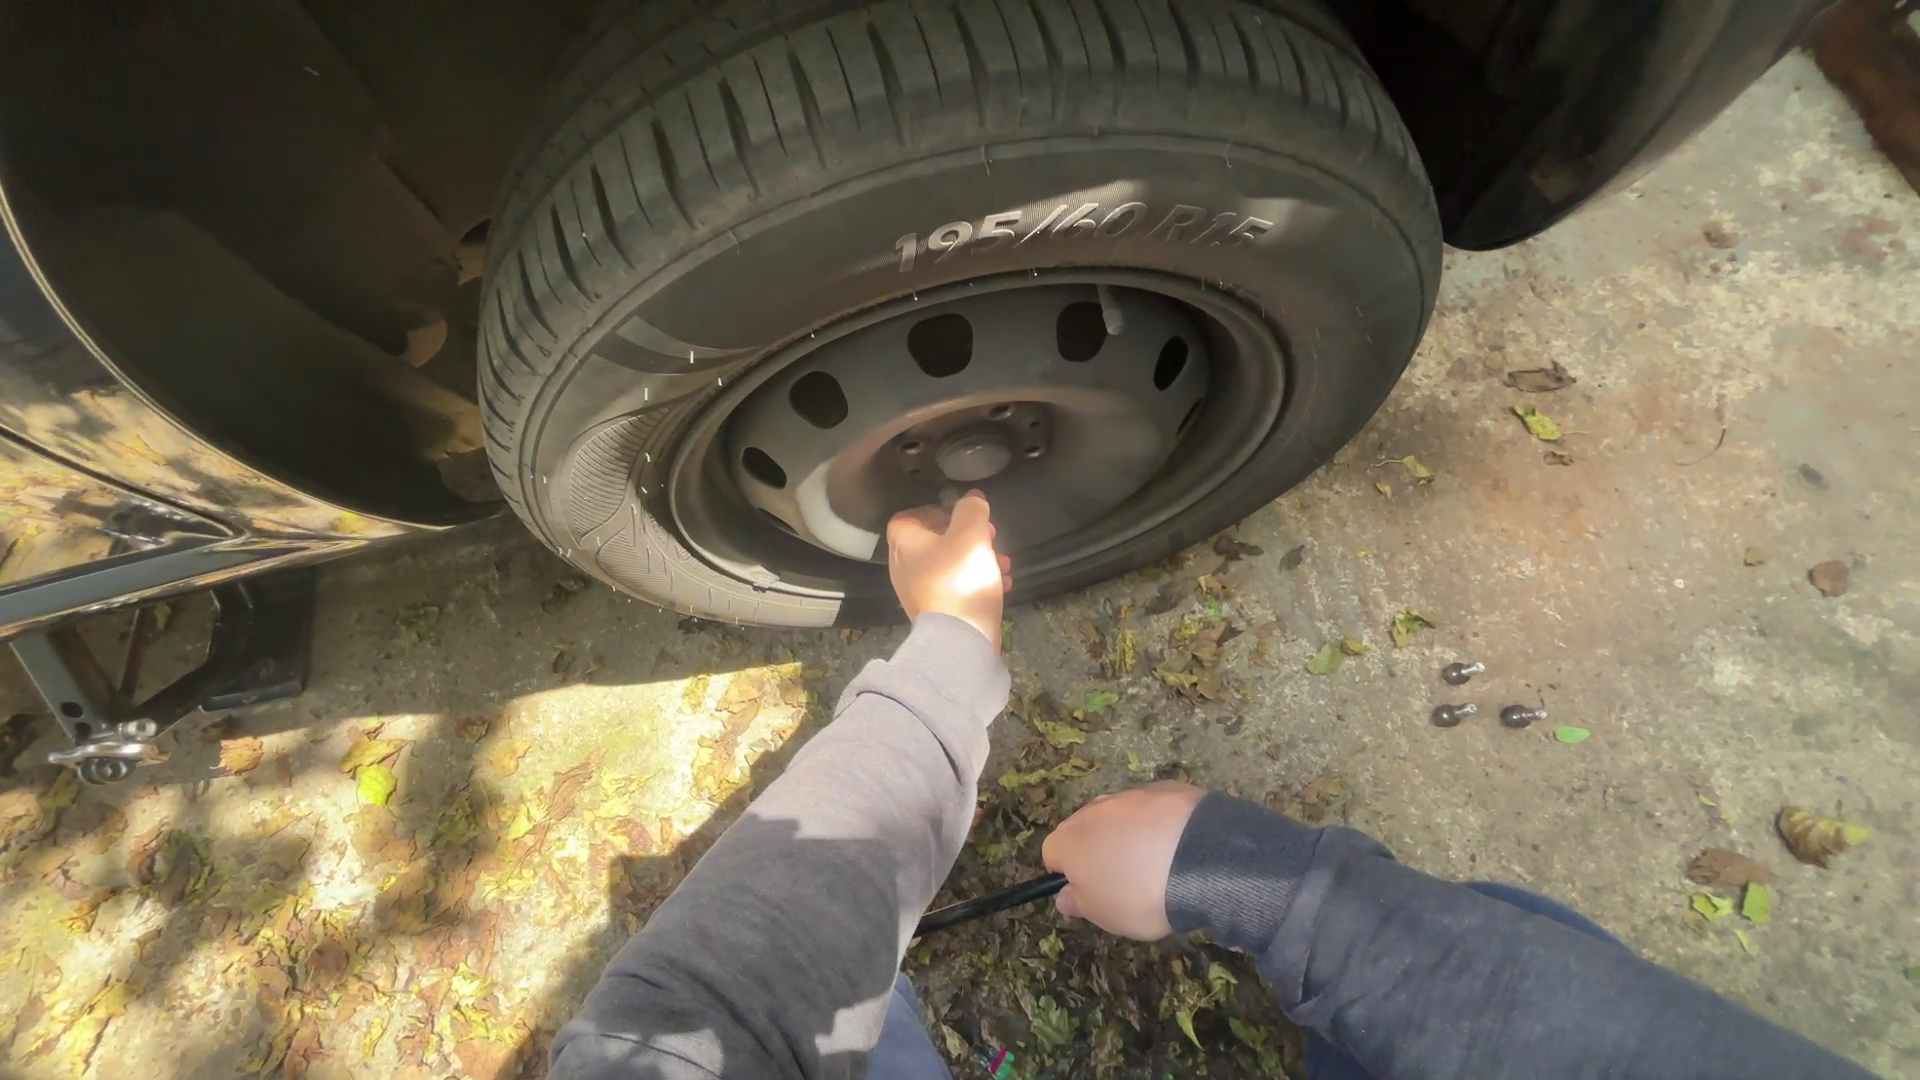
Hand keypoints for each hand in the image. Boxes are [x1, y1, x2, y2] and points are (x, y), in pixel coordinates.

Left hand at [885, 490, 1011, 651]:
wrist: (958, 640)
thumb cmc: (960, 579)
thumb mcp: (971, 535)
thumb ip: (972, 511)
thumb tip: (971, 499)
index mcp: (905, 544)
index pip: (908, 517)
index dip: (934, 510)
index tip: (961, 515)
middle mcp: (905, 567)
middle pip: (933, 541)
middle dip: (965, 535)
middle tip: (990, 536)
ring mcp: (918, 592)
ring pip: (949, 565)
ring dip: (976, 559)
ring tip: (1003, 562)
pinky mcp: (935, 612)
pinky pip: (955, 588)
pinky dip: (975, 582)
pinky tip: (1002, 585)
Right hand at [1042, 781, 1206, 939]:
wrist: (1196, 857)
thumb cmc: (1138, 894)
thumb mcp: (1104, 915)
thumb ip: (1079, 903)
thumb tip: (1064, 896)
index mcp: (1069, 840)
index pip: (1051, 853)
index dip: (1067, 874)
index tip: (1090, 892)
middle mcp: (1092, 810)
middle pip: (1084, 830)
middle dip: (1097, 850)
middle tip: (1122, 880)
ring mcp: (1128, 795)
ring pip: (1117, 816)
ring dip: (1127, 835)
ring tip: (1155, 864)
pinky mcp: (1162, 788)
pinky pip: (1151, 808)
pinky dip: (1157, 824)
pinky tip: (1178, 845)